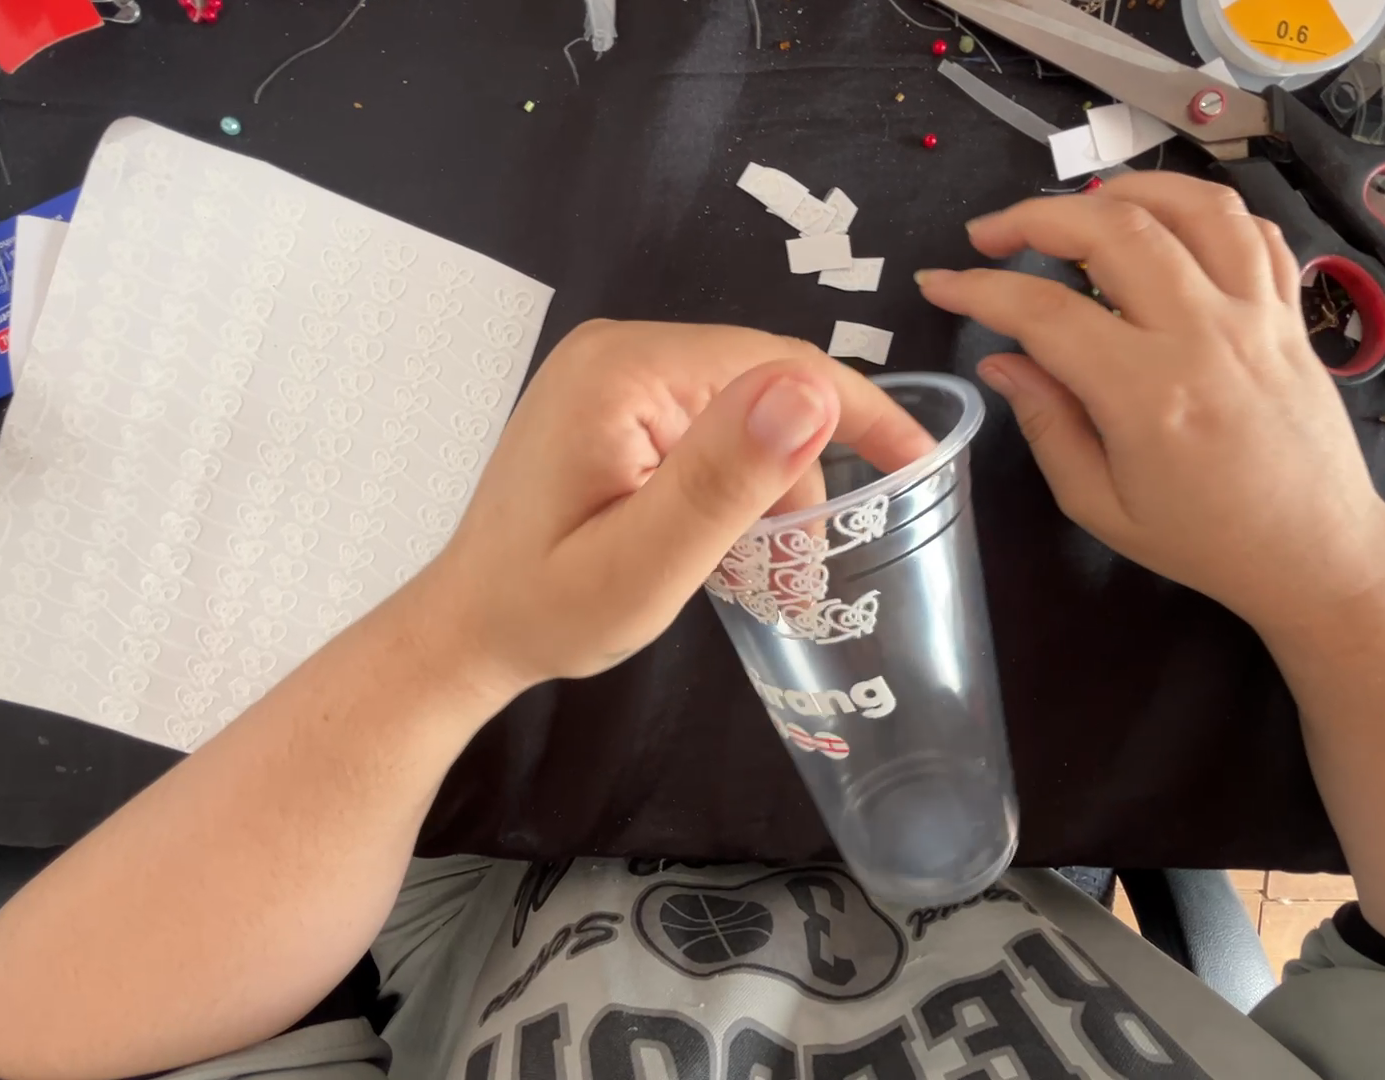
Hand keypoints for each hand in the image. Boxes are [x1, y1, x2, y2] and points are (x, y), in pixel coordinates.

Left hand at [423, 320, 933, 690]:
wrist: (469, 627)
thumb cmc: (547, 611)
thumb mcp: (643, 564)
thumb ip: (722, 480)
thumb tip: (812, 391)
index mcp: (625, 372)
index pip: (775, 365)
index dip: (856, 412)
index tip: (915, 464)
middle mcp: (617, 351)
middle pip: (757, 384)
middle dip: (804, 467)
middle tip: (810, 560)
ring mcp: (609, 376)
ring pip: (735, 409)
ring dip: (767, 483)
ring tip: (771, 568)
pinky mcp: (610, 407)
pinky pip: (701, 425)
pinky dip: (732, 478)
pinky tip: (728, 537)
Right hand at [918, 172, 1384, 629]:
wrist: (1314, 551)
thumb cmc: (1194, 538)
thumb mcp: (1094, 502)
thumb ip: (1045, 423)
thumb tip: (999, 360)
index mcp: (1145, 394)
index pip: (1044, 313)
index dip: (978, 290)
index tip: (937, 284)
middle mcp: (1203, 335)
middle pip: (1114, 231)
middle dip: (1036, 217)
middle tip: (988, 235)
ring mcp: (1256, 314)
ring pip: (1191, 207)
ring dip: (1119, 191)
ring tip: (1073, 209)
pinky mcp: (1288, 312)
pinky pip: (1249, 230)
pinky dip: (1195, 210)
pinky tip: (1158, 227)